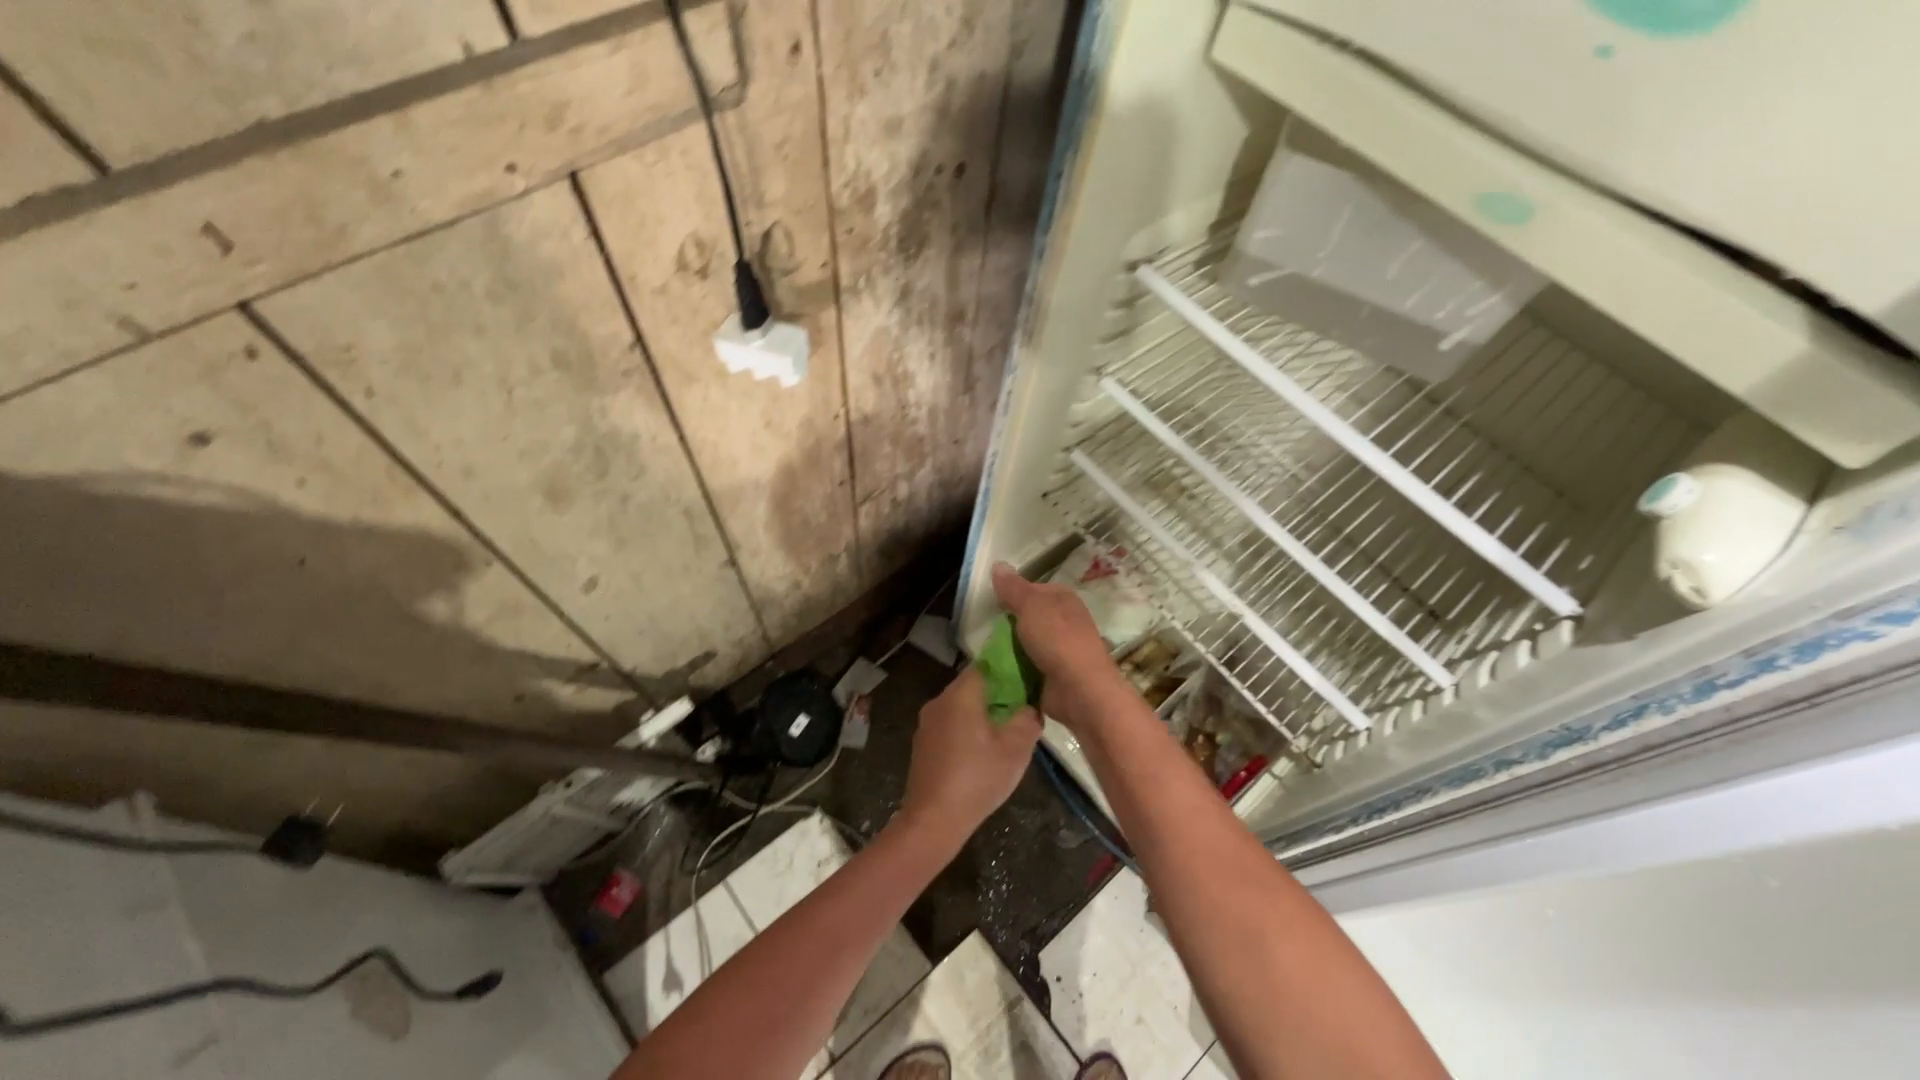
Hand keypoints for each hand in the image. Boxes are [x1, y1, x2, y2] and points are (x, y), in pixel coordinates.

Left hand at [899, 667, 1040, 838]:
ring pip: (961, 707)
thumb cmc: (977, 778)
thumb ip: (1028, 719)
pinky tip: (983, 751)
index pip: (986, 665)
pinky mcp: (923, 745)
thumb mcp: (1016, 749)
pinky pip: (950, 725)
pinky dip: (968, 730)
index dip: (1009, 669)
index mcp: (960, 695)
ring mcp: (927, 724)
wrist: (933, 820)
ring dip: (983, 714)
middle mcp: (938, 702)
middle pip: (972, 686)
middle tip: (1023, 708)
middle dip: (998, 694)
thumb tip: (1030, 707)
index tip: (1028, 681)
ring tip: (1006, 731)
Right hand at [991, 562, 1130, 734]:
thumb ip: (1013, 588)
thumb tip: (998, 564)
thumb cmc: (1057, 639)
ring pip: (1026, 644)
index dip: (1011, 595)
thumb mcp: (1030, 606)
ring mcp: (1060, 649)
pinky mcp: (1054, 674)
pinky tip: (998, 673)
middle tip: (985, 633)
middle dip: (1007, 627)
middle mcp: (1064, 621)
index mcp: (1063, 598)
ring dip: (1008, 651)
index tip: (991, 606)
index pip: (1032, 590)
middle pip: (1027, 618)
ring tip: (986, 655)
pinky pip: (1027, 667)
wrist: (1079, 689)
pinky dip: (1015, 670)